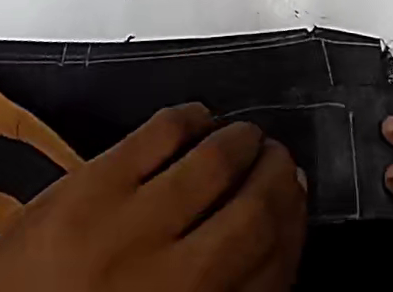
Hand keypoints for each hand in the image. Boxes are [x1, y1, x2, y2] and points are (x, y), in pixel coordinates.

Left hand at [0, 103, 306, 291]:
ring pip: (216, 163)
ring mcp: (131, 226)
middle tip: (282, 162)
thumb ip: (208, 291)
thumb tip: (258, 249)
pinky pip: (163, 133)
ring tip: (249, 137)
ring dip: (244, 142)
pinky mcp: (95, 184)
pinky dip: (192, 118)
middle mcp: (170, 278)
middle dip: (280, 179)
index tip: (297, 206)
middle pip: (255, 212)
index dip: (294, 230)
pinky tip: (199, 119)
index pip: (271, 273)